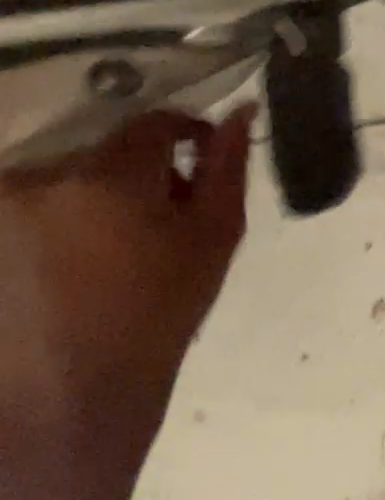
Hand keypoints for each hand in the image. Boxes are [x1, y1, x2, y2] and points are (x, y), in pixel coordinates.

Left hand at [0, 108, 253, 458]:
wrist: (70, 387)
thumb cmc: (162, 306)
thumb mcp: (217, 233)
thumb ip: (228, 165)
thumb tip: (240, 111)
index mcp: (109, 176)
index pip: (154, 123)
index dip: (189, 132)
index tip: (207, 157)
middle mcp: (38, 178)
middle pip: (106, 150)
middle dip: (140, 171)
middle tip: (164, 215)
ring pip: (64, 175)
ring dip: (95, 194)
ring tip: (115, 243)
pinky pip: (30, 203)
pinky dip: (56, 218)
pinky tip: (75, 260)